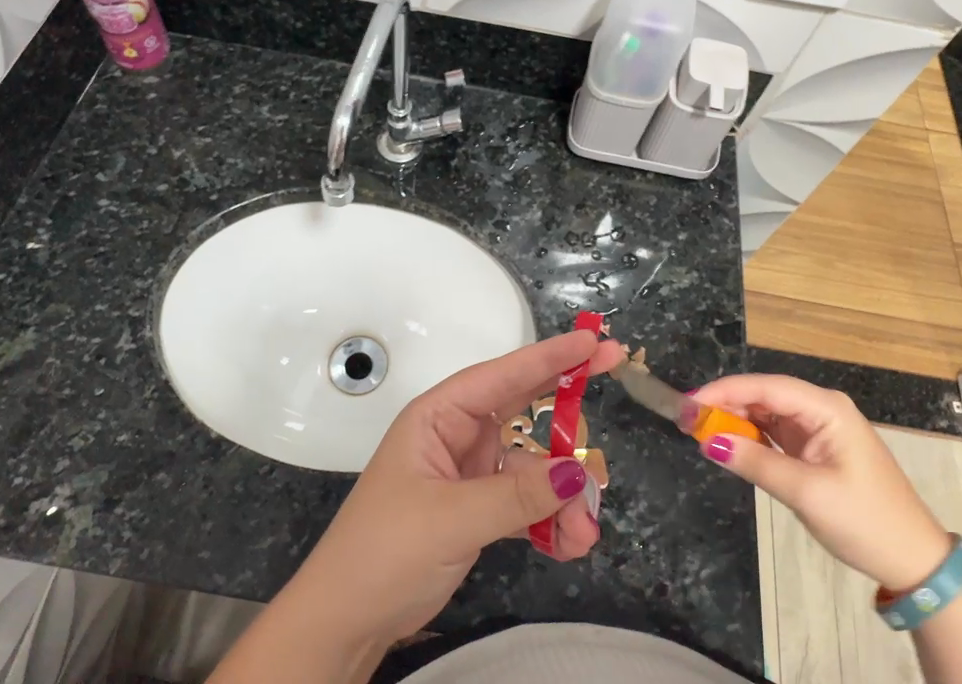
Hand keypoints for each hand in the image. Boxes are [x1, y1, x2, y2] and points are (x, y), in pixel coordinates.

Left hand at [287, 331, 620, 645]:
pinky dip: (551, 523)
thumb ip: (517, 495)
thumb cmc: (384, 551)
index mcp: (438, 417)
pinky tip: (569, 546)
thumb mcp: (451, 519)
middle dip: (568, 410)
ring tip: (583, 534)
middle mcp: (457, 436)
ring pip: (535, 468)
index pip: (501, 375)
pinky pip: (528, 504)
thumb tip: (579, 472)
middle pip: (524, 409)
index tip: (594, 342)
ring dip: (564, 498)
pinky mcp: (479, 509)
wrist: (348, 619)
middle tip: (613, 381)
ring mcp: (470, 473)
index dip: (549, 356)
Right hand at [690, 374, 949, 590]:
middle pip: (765, 395)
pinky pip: (776, 435)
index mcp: (827, 409)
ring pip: (768, 414)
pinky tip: (729, 443)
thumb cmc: (864, 520)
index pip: (767, 387)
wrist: (912, 559)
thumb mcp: (806, 492)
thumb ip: (756, 463)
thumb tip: (710, 441)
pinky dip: (751, 438)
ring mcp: (820, 431)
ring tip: (699, 429)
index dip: (724, 390)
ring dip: (736, 420)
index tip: (688, 403)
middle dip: (725, 404)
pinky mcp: (816, 452)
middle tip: (687, 419)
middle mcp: (822, 411)